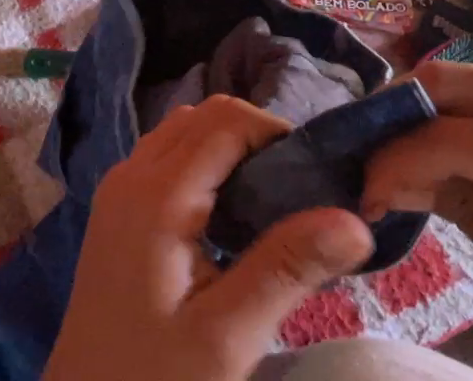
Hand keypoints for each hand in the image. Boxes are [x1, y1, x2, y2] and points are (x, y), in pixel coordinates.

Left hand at [44, 95, 374, 380]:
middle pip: (202, 116)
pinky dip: (203, 164)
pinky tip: (227, 217)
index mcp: (158, 195)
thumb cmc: (155, 376)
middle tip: (298, 192)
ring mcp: (118, 189)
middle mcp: (132, 174)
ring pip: (182, 133)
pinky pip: (165, 158)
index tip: (315, 177)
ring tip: (269, 204)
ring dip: (229, 148)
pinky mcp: (116, 209)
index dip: (275, 132)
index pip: (225, 120)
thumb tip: (355, 219)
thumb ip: (286, 268)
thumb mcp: (227, 335)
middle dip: (256, 137)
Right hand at [360, 63, 472, 380]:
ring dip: (418, 115)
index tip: (361, 195)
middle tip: (366, 167)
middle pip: (452, 83)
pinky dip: (448, 117)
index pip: (454, 136)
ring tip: (392, 161)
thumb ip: (461, 208)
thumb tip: (380, 175)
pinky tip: (434, 152)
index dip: (394, 160)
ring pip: (462, 79)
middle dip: (396, 121)